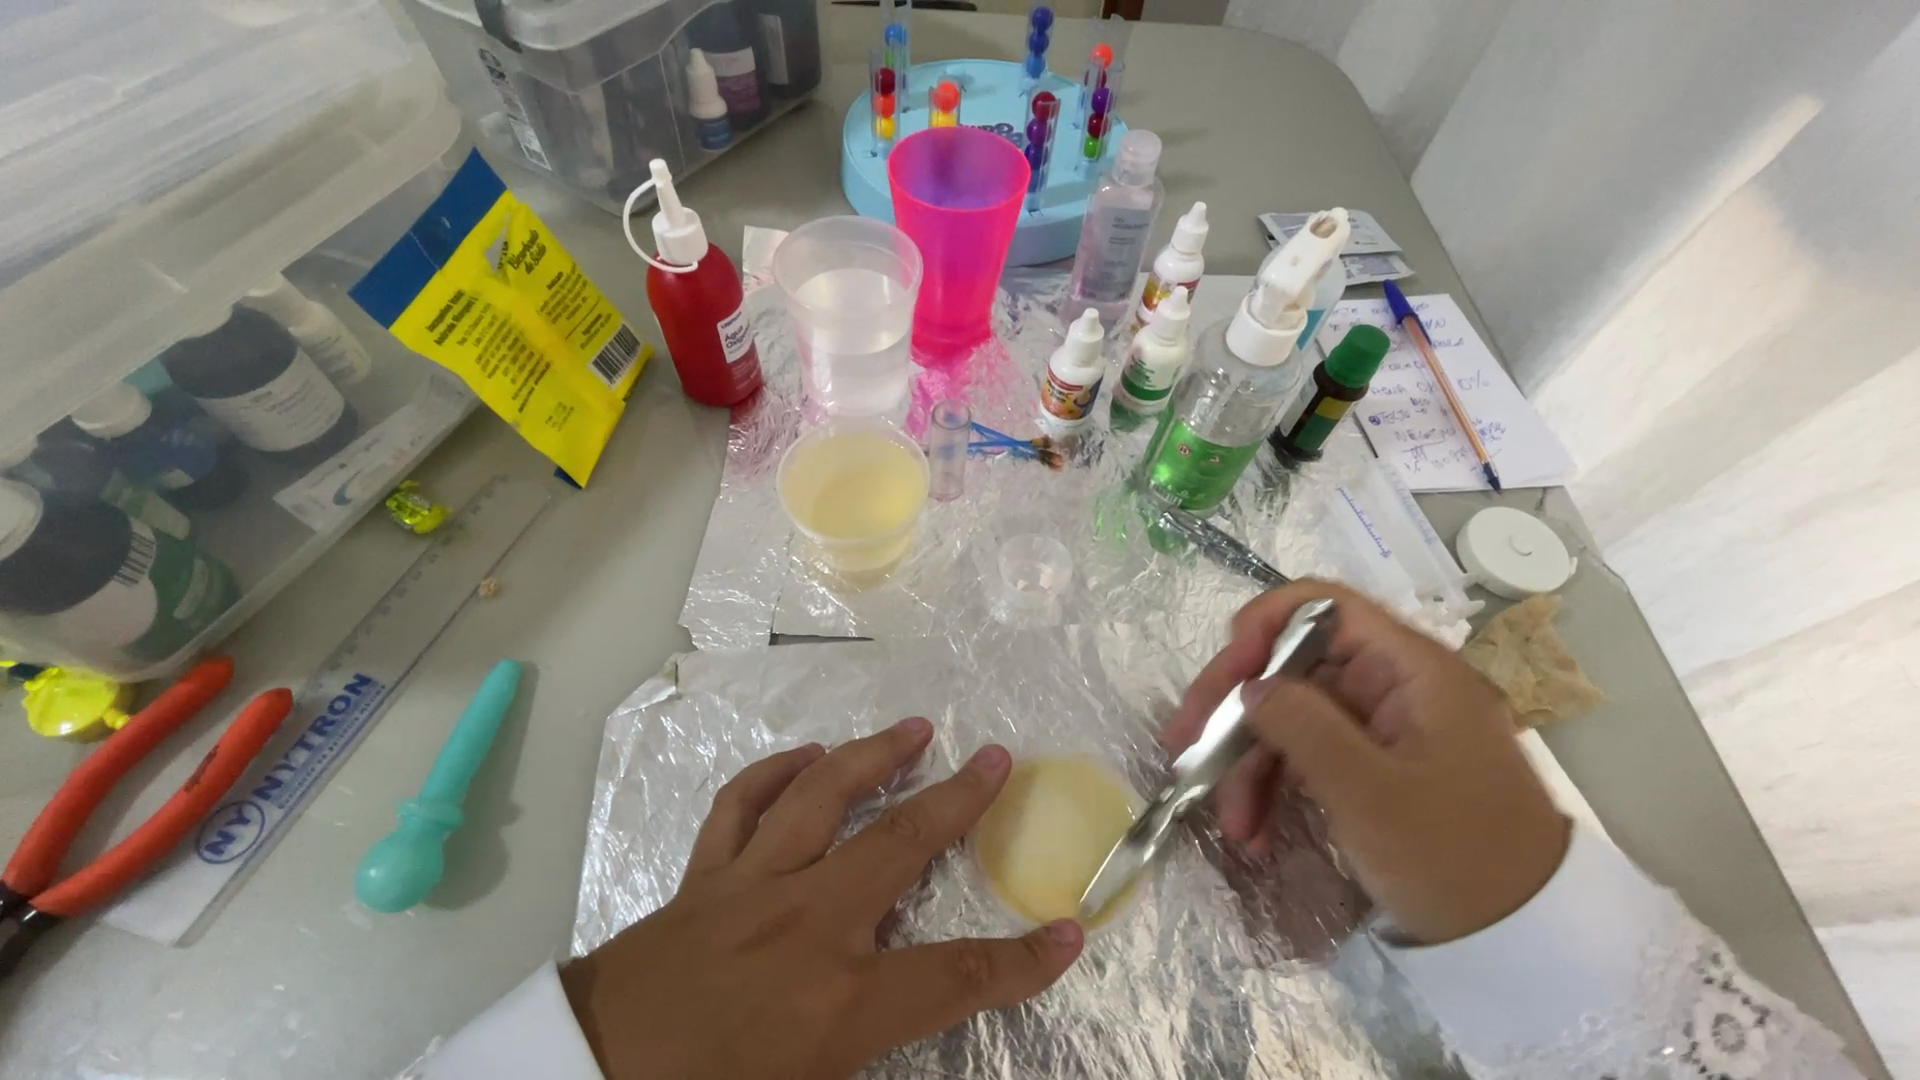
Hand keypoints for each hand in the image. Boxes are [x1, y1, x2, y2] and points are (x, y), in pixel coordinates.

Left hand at [559, 718, 1084, 1079]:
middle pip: (901, 844)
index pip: (957, 978)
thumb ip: (872, 1038)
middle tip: (996, 759)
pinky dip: (775, 773)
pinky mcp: (705, 874)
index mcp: (839, 1002)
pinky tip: (805, 757)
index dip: (1023, 961)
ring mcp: (751, 887)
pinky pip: (741, 805)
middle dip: (959, 800)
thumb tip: (913, 1001)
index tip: (1067, 934)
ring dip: (873, 756)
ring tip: (912, 730)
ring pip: (822, 797)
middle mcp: (805, 925)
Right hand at [1166, 582, 1570, 944]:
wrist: (1524, 941)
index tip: (1225, 675)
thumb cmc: (1457, 859)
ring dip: (1247, 763)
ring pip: (1288, 716)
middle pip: (1290, 664)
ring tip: (1230, 823)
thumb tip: (1249, 687)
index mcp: (1407, 668)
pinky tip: (1253, 830)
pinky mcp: (1367, 766)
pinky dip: (1272, 787)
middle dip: (1234, 707)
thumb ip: (1304, 727)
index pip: (1322, 606)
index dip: (1263, 625)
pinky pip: (1303, 756)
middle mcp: (1389, 684)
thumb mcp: (1371, 794)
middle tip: (1184, 746)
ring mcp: (1377, 727)